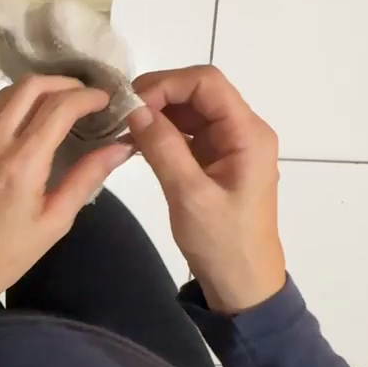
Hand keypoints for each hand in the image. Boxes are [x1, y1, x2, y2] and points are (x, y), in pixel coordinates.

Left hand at [0, 75, 136, 298]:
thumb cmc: (9, 253)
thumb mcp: (56, 221)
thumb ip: (88, 177)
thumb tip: (122, 146)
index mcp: (21, 164)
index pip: (59, 107)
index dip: (88, 96)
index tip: (106, 100)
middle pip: (30, 86)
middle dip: (64, 84)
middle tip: (84, 97)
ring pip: (5, 94)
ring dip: (36, 92)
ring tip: (59, 105)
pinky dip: (11, 106)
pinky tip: (27, 121)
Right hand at [127, 66, 286, 313]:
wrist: (243, 284)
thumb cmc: (222, 242)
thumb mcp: (188, 194)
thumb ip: (162, 147)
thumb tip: (134, 109)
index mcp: (247, 134)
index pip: (206, 82)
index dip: (166, 84)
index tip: (130, 105)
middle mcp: (243, 131)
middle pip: (198, 92)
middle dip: (158, 96)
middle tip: (120, 115)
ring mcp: (230, 146)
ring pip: (190, 111)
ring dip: (157, 114)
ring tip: (122, 129)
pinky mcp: (216, 161)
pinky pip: (187, 133)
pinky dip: (161, 132)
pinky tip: (136, 143)